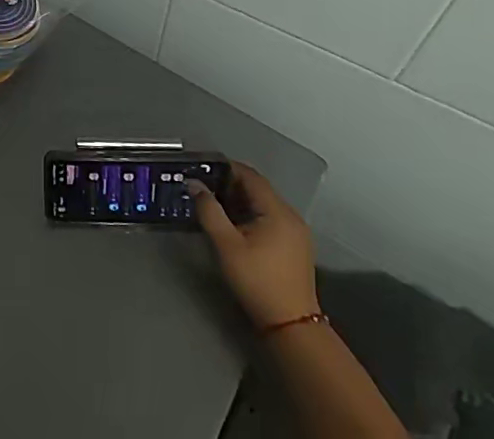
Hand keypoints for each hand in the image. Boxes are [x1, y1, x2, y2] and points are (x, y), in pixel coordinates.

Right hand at [190, 163, 320, 329]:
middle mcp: (291, 214)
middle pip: (260, 189)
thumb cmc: (257, 281)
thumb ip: (210, 213)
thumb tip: (195, 185)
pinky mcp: (297, 246)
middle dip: (233, 186)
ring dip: (243, 202)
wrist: (291, 324)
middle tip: (207, 190)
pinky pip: (273, 219)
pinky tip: (239, 228)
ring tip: (218, 208)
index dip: (228, 169)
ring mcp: (297, 231)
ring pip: (266, 205)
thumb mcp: (227, 247)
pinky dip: (255, 216)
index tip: (206, 169)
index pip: (251, 176)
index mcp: (277, 209)